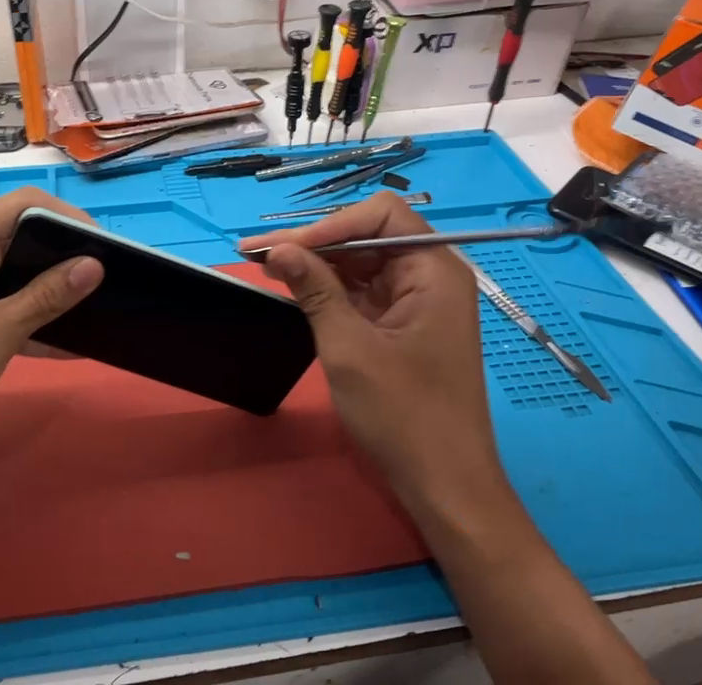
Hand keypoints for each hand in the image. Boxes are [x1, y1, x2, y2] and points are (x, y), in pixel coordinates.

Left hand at [0, 189, 104, 465]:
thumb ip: (47, 296)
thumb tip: (95, 265)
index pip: (28, 204)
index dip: (71, 219)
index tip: (108, 250)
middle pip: (27, 233)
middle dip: (68, 255)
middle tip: (109, 282)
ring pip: (21, 268)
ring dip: (54, 290)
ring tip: (98, 309)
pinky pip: (10, 298)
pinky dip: (36, 316)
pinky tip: (71, 342)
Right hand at [239, 192, 500, 507]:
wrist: (445, 486)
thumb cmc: (404, 415)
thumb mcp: (350, 348)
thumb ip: (315, 291)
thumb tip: (278, 250)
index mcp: (435, 270)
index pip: (381, 216)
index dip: (329, 225)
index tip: (284, 247)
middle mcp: (432, 276)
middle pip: (369, 236)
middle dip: (315, 242)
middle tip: (257, 253)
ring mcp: (420, 302)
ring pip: (362, 263)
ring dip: (317, 264)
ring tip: (265, 266)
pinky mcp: (406, 326)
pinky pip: (365, 291)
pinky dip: (330, 289)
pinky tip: (294, 289)